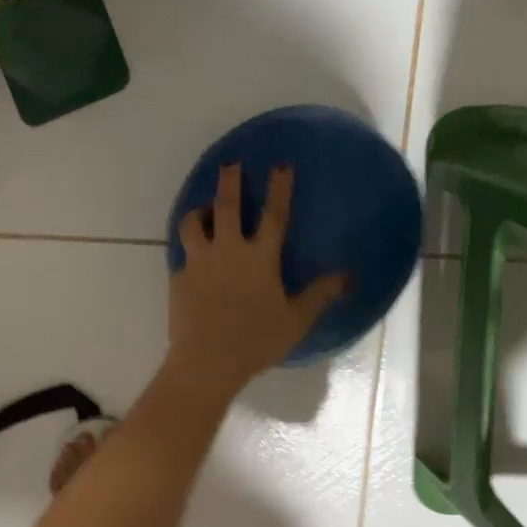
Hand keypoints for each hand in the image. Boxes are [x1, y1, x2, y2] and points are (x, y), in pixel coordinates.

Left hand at [168, 164, 346, 392]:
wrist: (206, 360)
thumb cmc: (256, 341)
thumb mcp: (296, 320)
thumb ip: (320, 295)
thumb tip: (348, 276)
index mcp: (259, 258)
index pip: (274, 214)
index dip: (279, 188)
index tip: (281, 165)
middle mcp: (227, 250)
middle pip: (227, 205)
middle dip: (230, 181)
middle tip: (230, 165)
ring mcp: (198, 262)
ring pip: (192, 224)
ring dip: (198, 212)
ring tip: (202, 210)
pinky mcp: (178, 278)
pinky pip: (182, 255)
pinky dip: (188, 250)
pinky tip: (190, 259)